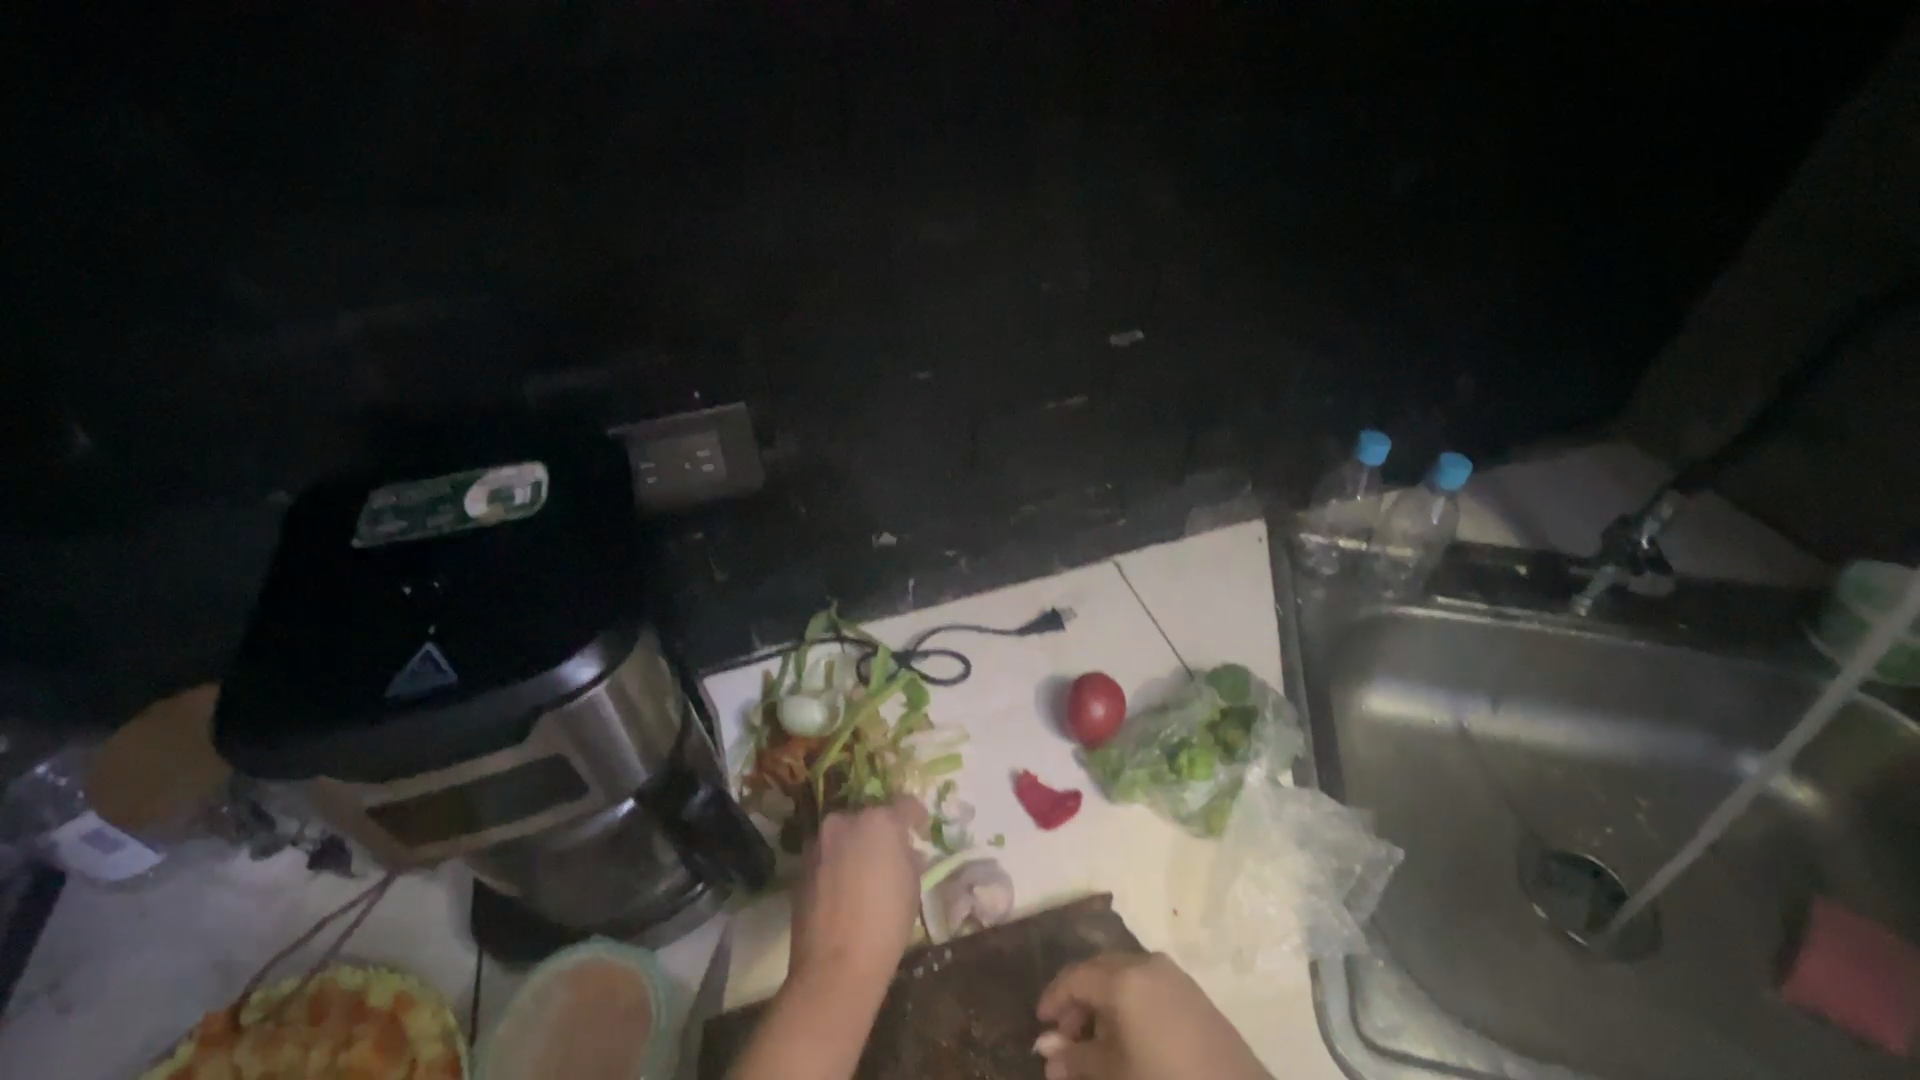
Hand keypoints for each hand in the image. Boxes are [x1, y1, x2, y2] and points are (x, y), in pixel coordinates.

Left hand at [788, 799, 926, 991]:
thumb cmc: (886, 923)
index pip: (904, 805)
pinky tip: (845, 889)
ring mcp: (818, 843)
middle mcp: (844, 822)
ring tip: (866, 873)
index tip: (921, 829)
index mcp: (879, 821)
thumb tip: (905, 853)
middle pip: (869, 817)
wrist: (835, 965)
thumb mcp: (913, 888)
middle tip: (892, 855)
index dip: (916, 816)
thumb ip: (909, 859)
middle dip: (882, 832)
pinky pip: (827, 855)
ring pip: (844, 835)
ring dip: (856, 846)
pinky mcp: (800, 865)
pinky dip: (837, 863)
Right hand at [1034, 952, 1268, 1079]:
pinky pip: (1145, 983)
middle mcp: (1145, 964)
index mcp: (1122, 979)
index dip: (1053, 999)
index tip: (1040, 1024)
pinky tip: (1127, 1034)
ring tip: (1096, 1040)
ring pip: (1122, 974)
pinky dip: (1127, 1001)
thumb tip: (1046, 1053)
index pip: (1074, 978)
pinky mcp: (1191, 990)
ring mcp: (1172, 974)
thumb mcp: (1114, 1073)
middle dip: (1077, 1000)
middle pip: (1097, 970)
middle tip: (1066, 1037)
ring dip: (1102, 1000)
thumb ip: (1076, 1058)